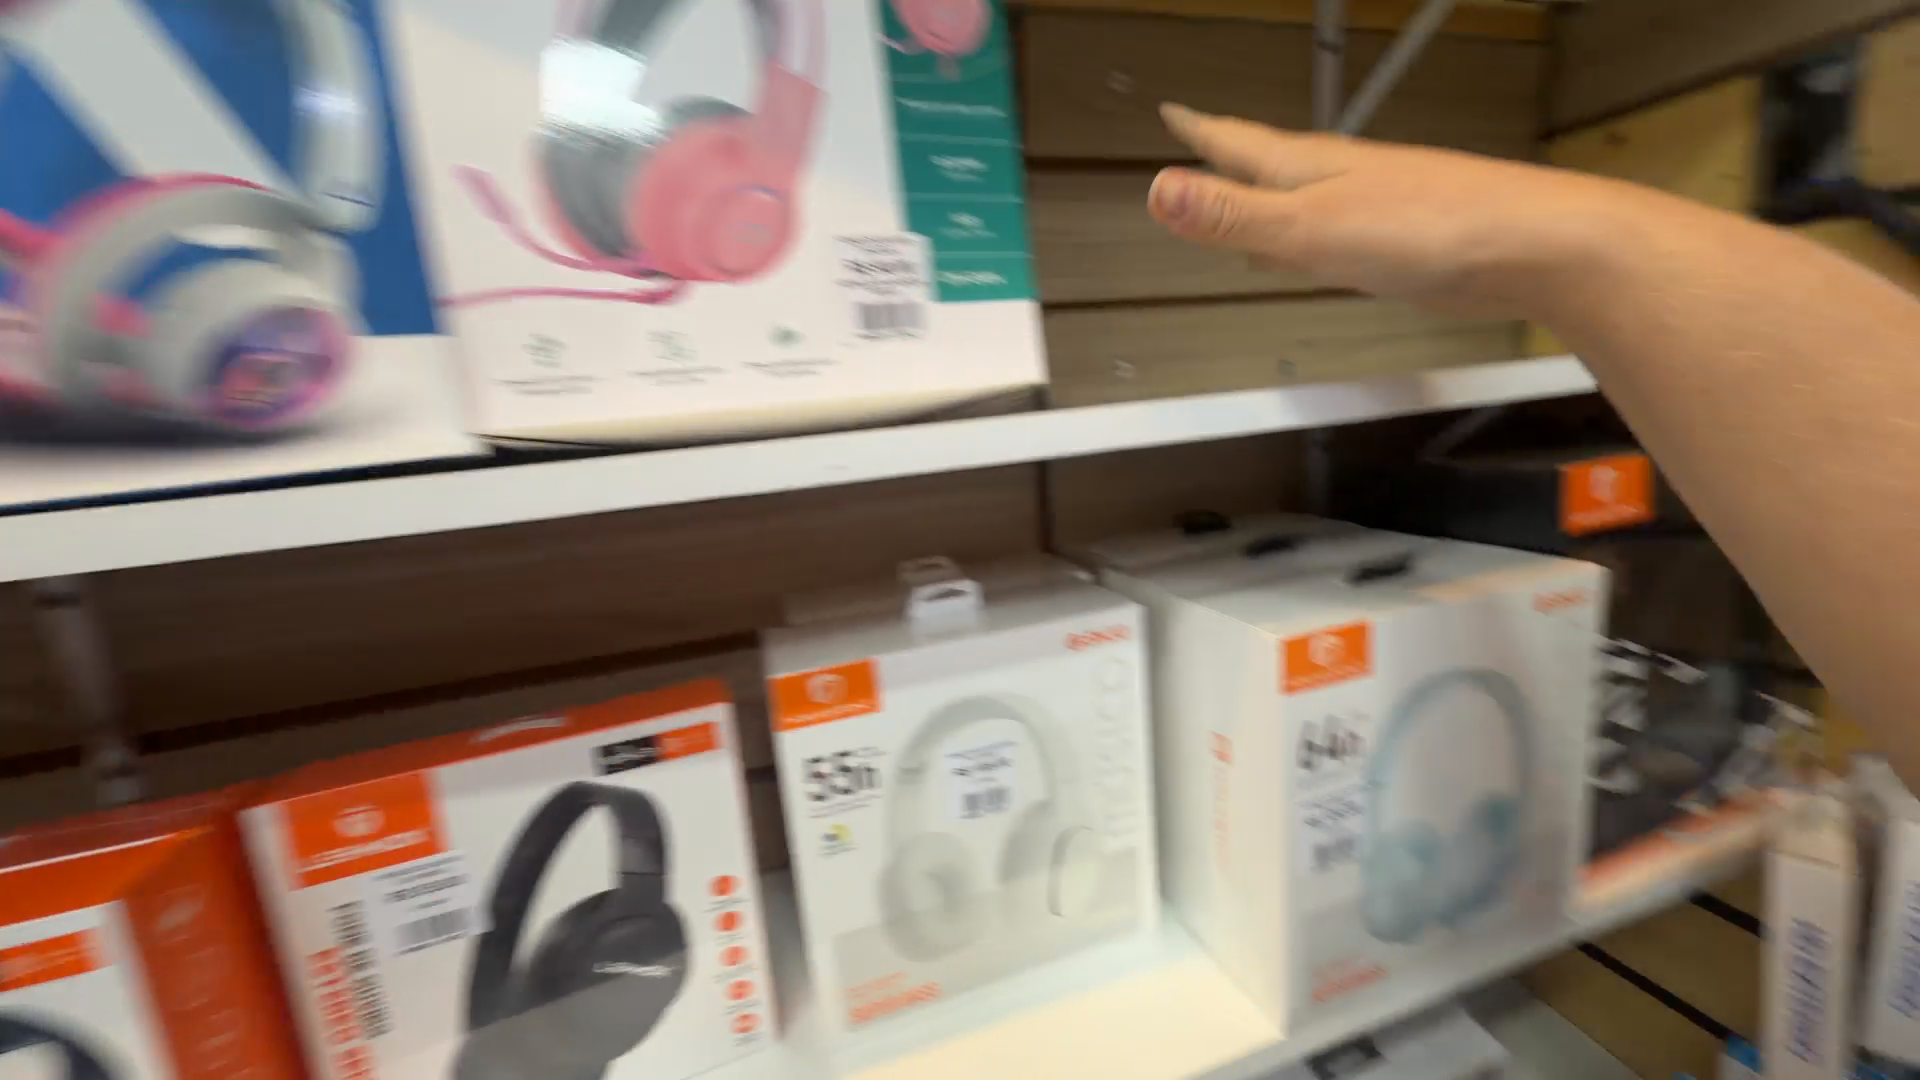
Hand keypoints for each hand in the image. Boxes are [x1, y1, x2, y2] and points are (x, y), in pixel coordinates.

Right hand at [1146, 104, 1647, 319]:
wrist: (1527, 247)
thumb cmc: (1421, 232)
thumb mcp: (1307, 228)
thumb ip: (1233, 216)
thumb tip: (1159, 191)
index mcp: (1307, 170)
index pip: (1236, 143)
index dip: (1198, 131)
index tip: (1171, 113)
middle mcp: (1334, 177)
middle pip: (1263, 162)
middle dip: (1225, 156)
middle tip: (1197, 148)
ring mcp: (1365, 204)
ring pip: (1294, 194)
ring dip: (1258, 195)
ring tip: (1234, 198)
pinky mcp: (1389, 237)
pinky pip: (1321, 229)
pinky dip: (1293, 235)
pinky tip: (1295, 250)